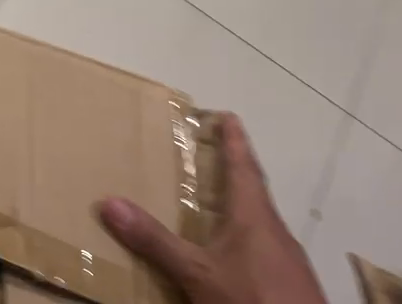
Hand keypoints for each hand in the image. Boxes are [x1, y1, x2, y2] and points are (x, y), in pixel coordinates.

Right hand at [97, 113, 326, 303]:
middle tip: (209, 152)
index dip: (235, 142)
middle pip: (255, 193)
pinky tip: (229, 254)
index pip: (245, 169)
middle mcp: (277, 235)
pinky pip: (265, 249)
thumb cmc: (255, 302)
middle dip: (234, 170)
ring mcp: (289, 265)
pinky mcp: (293, 289)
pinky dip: (244, 237)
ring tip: (213, 200)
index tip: (228, 115)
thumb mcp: (198, 275)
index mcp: (256, 219)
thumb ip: (155, 240)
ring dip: (239, 205)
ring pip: (262, 223)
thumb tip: (108, 201)